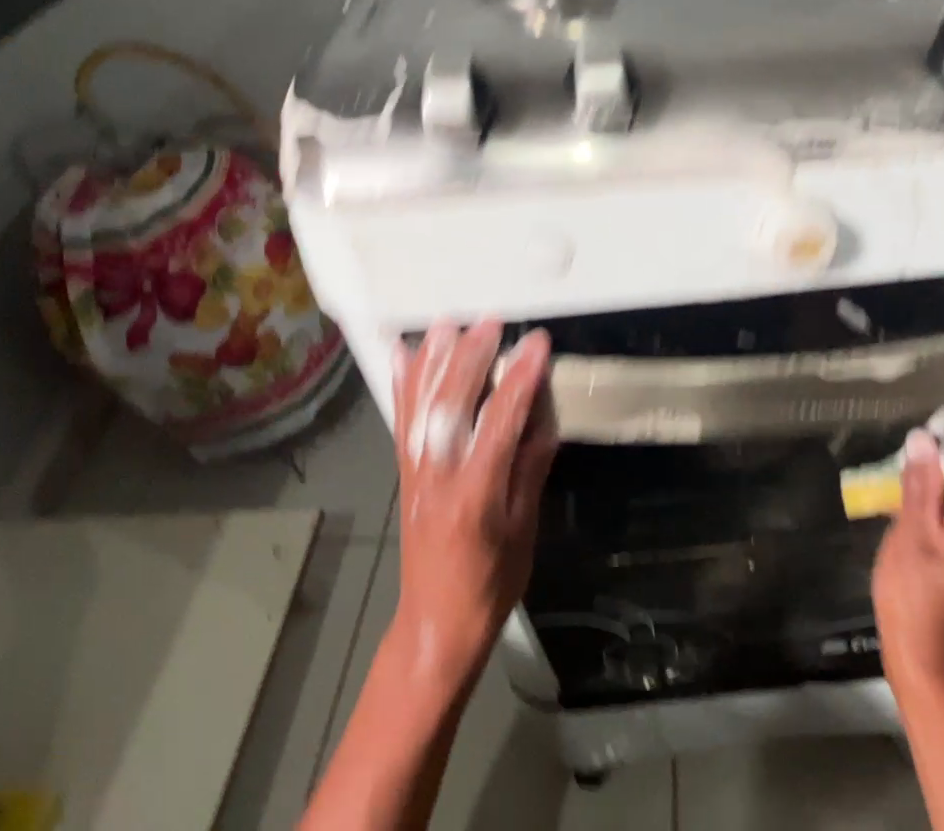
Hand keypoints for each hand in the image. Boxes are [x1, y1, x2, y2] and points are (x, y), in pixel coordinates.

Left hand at [390, 319, 557, 679]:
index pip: (501, 425)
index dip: (520, 380)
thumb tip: (542, 415)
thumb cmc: (492, 582)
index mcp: (477, 496)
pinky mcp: (404, 473)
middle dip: (471, 358)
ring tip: (447, 323)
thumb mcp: (524, 529)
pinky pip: (401, 421)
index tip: (537, 343)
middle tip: (491, 320)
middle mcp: (438, 477)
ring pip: (421, 406)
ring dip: (434, 361)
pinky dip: (403, 386)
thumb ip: (530, 468)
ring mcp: (415, 473)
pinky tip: (405, 355)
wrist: (437, 622)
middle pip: (453, 406)